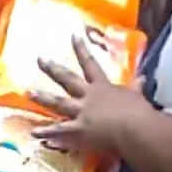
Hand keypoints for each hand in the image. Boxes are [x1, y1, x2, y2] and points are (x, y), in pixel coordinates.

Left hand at [31, 32, 155, 154]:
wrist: (132, 128)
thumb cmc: (137, 112)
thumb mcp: (135, 96)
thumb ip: (135, 88)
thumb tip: (142, 80)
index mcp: (102, 86)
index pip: (90, 64)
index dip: (81, 49)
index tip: (73, 36)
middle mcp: (88, 97)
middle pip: (67, 79)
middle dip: (53, 69)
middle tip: (40, 60)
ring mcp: (81, 114)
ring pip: (58, 103)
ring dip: (43, 98)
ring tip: (29, 93)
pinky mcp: (79, 133)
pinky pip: (60, 132)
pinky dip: (48, 134)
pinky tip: (36, 134)